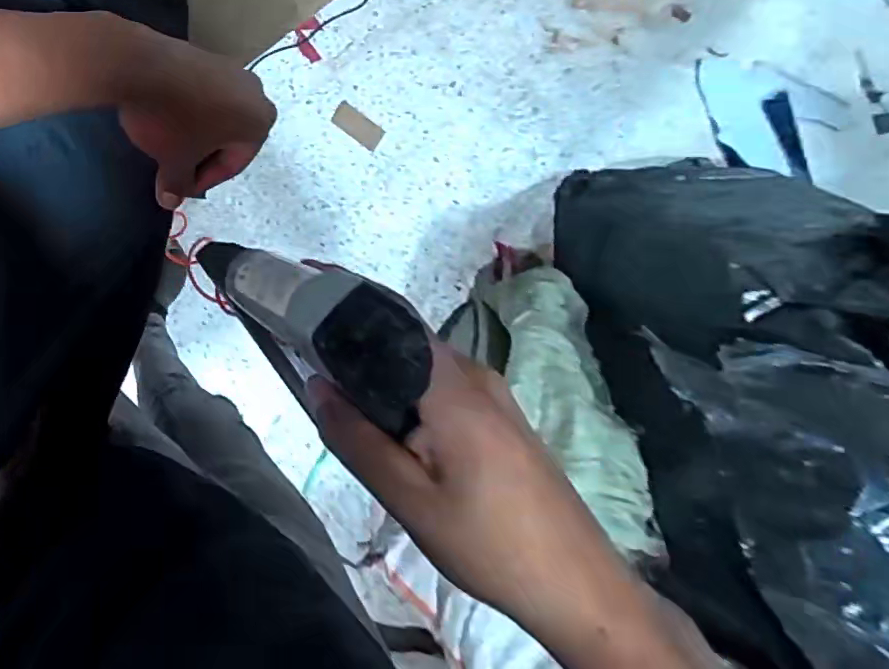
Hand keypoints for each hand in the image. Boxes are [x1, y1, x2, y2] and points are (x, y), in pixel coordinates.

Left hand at [110, 23, 274, 208]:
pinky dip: (186, 108)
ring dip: (193, 132)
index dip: (203, 180)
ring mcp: (232, 69)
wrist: (141, 66)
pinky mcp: (207, 55)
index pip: (233, 164)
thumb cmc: (172, 120)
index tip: (179, 186)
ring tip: (165, 142)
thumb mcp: (175, 160)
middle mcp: (255, 92)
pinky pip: (201, 92)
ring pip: (214, 114)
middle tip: (172, 167)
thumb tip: (169, 201)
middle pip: (227, 138)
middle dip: (199, 156)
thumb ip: (177, 183)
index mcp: (259, 122)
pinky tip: (163, 115)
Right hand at [309, 340, 707, 667]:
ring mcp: (495, 395)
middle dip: (358, 343)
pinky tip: (395, 428)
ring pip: (423, 366)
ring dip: (383, 374)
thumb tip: (317, 385)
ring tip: (346, 400)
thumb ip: (358, 440)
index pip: (391, 319)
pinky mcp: (503, 417)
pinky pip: (443, 386)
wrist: (583, 591)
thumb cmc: (492, 544)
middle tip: (314, 361)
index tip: (305, 297)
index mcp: (452, 385)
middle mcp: (475, 375)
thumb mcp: (411, 502)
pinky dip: (408, 391)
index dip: (347, 302)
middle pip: (403, 340)